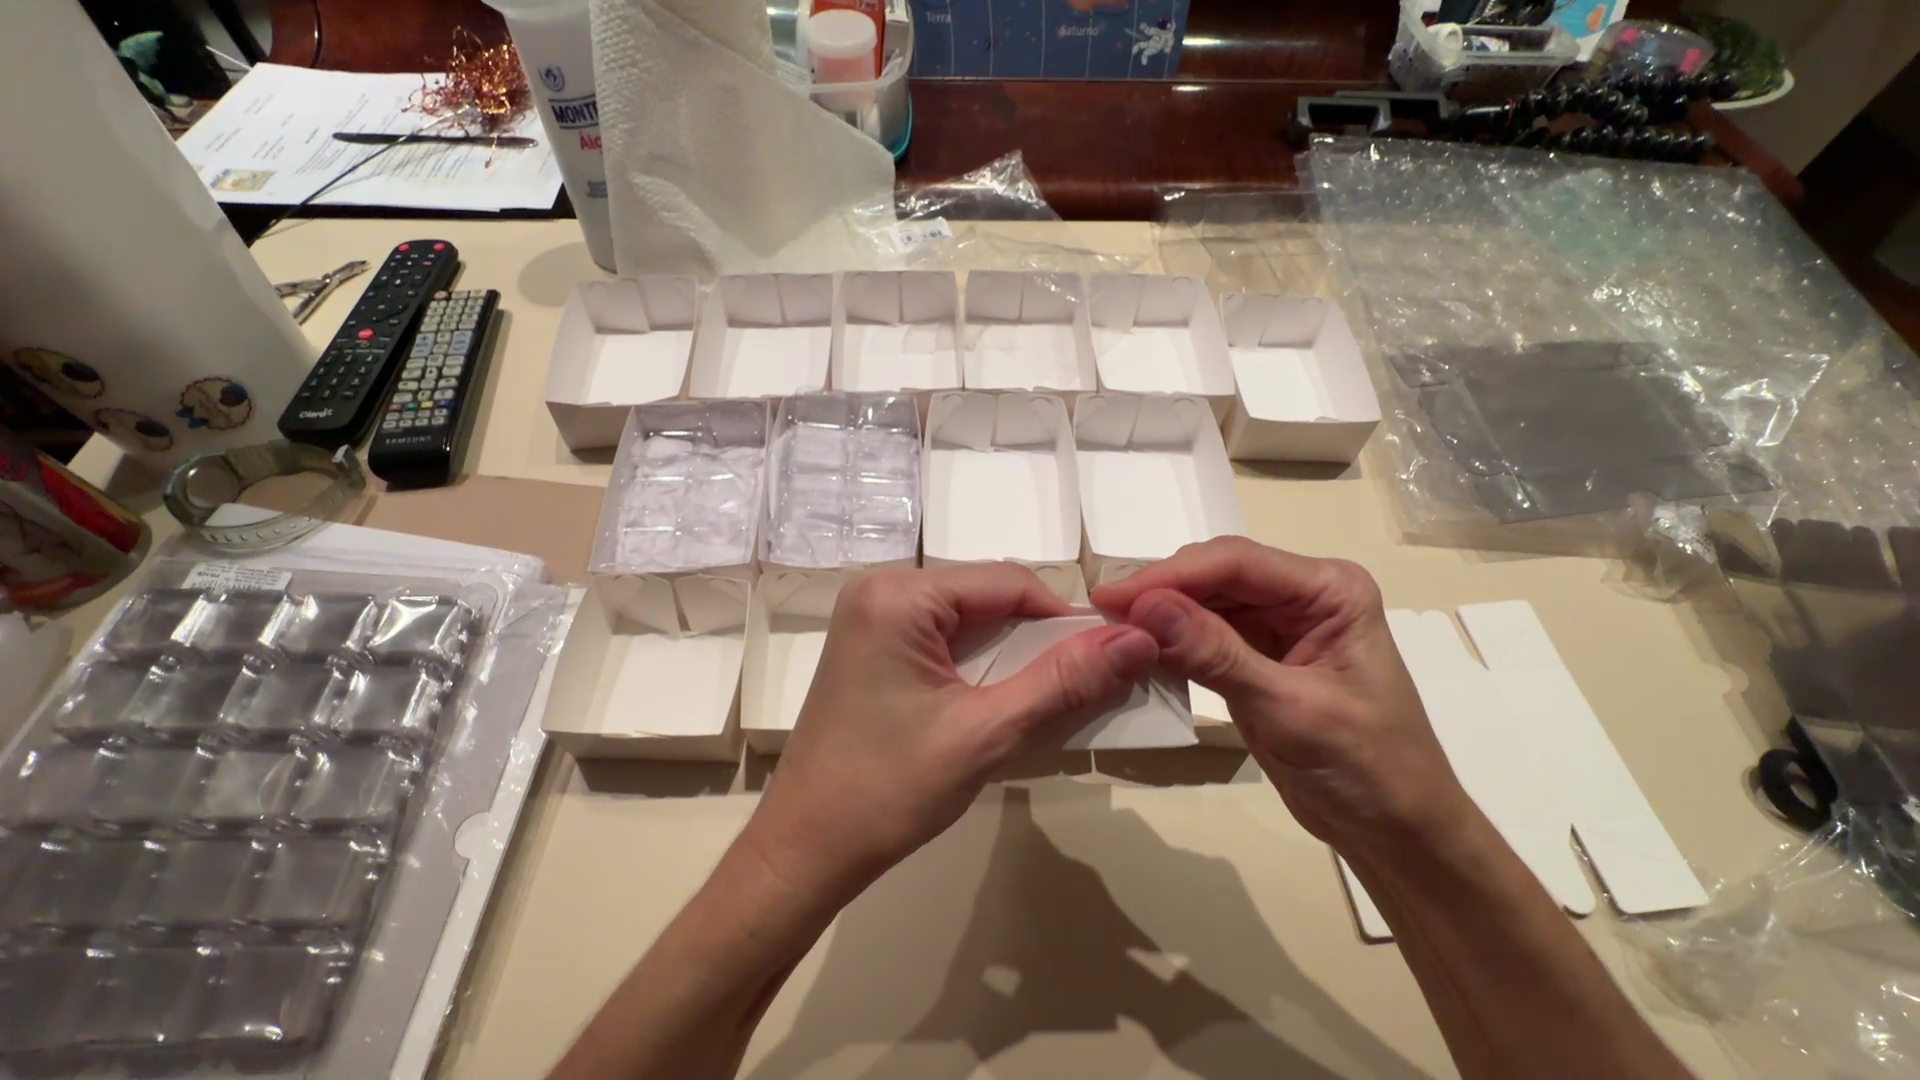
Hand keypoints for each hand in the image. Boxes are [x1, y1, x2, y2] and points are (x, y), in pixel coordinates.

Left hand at [742, 563, 1159, 895]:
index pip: (1008, 582)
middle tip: (1085, 687)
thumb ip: (1062, 681)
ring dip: (1014, 658)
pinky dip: (982, 669)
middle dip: (1040, 640)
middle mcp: (881, 590)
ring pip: (970, 621)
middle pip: (988, 597)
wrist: (806, 850)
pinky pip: (945, 642)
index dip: (1066, 618)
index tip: (1112, 659)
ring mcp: (872, 620)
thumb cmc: (889, 790)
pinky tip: (1005, 704)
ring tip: (1052, 700)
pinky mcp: (873, 650)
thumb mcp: (986, 732)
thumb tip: (1139, 640)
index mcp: (898, 595)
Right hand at [1091, 537, 1472, 860]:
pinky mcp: (1257, 657)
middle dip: (1161, 591)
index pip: (1237, 563)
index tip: (1111, 596)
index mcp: (1329, 590)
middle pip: (1217, 574)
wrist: (1395, 830)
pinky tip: (1140, 651)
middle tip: (1103, 616)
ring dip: (1161, 616)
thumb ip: (1216, 656)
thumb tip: (1146, 609)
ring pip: (1205, 603)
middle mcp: (1303, 595)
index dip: (1170, 576)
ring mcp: (1278, 625)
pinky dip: (1172, 643)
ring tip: (1110, 630)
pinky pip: (1204, 636)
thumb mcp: (1288, 708)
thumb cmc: (1366, 767)